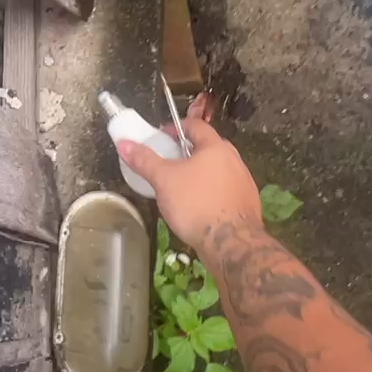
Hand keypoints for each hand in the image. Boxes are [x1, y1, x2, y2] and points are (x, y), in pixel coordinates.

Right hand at [117, 93, 261, 252]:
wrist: (231, 245)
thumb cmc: (196, 204)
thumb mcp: (163, 180)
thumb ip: (144, 161)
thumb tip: (124, 144)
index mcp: (215, 148)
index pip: (196, 126)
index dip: (177, 127)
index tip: (163, 136)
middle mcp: (234, 161)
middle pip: (209, 147)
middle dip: (189, 152)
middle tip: (170, 161)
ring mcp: (244, 183)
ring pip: (218, 170)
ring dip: (202, 173)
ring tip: (182, 186)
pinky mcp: (248, 205)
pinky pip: (226, 190)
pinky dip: (212, 192)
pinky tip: (200, 207)